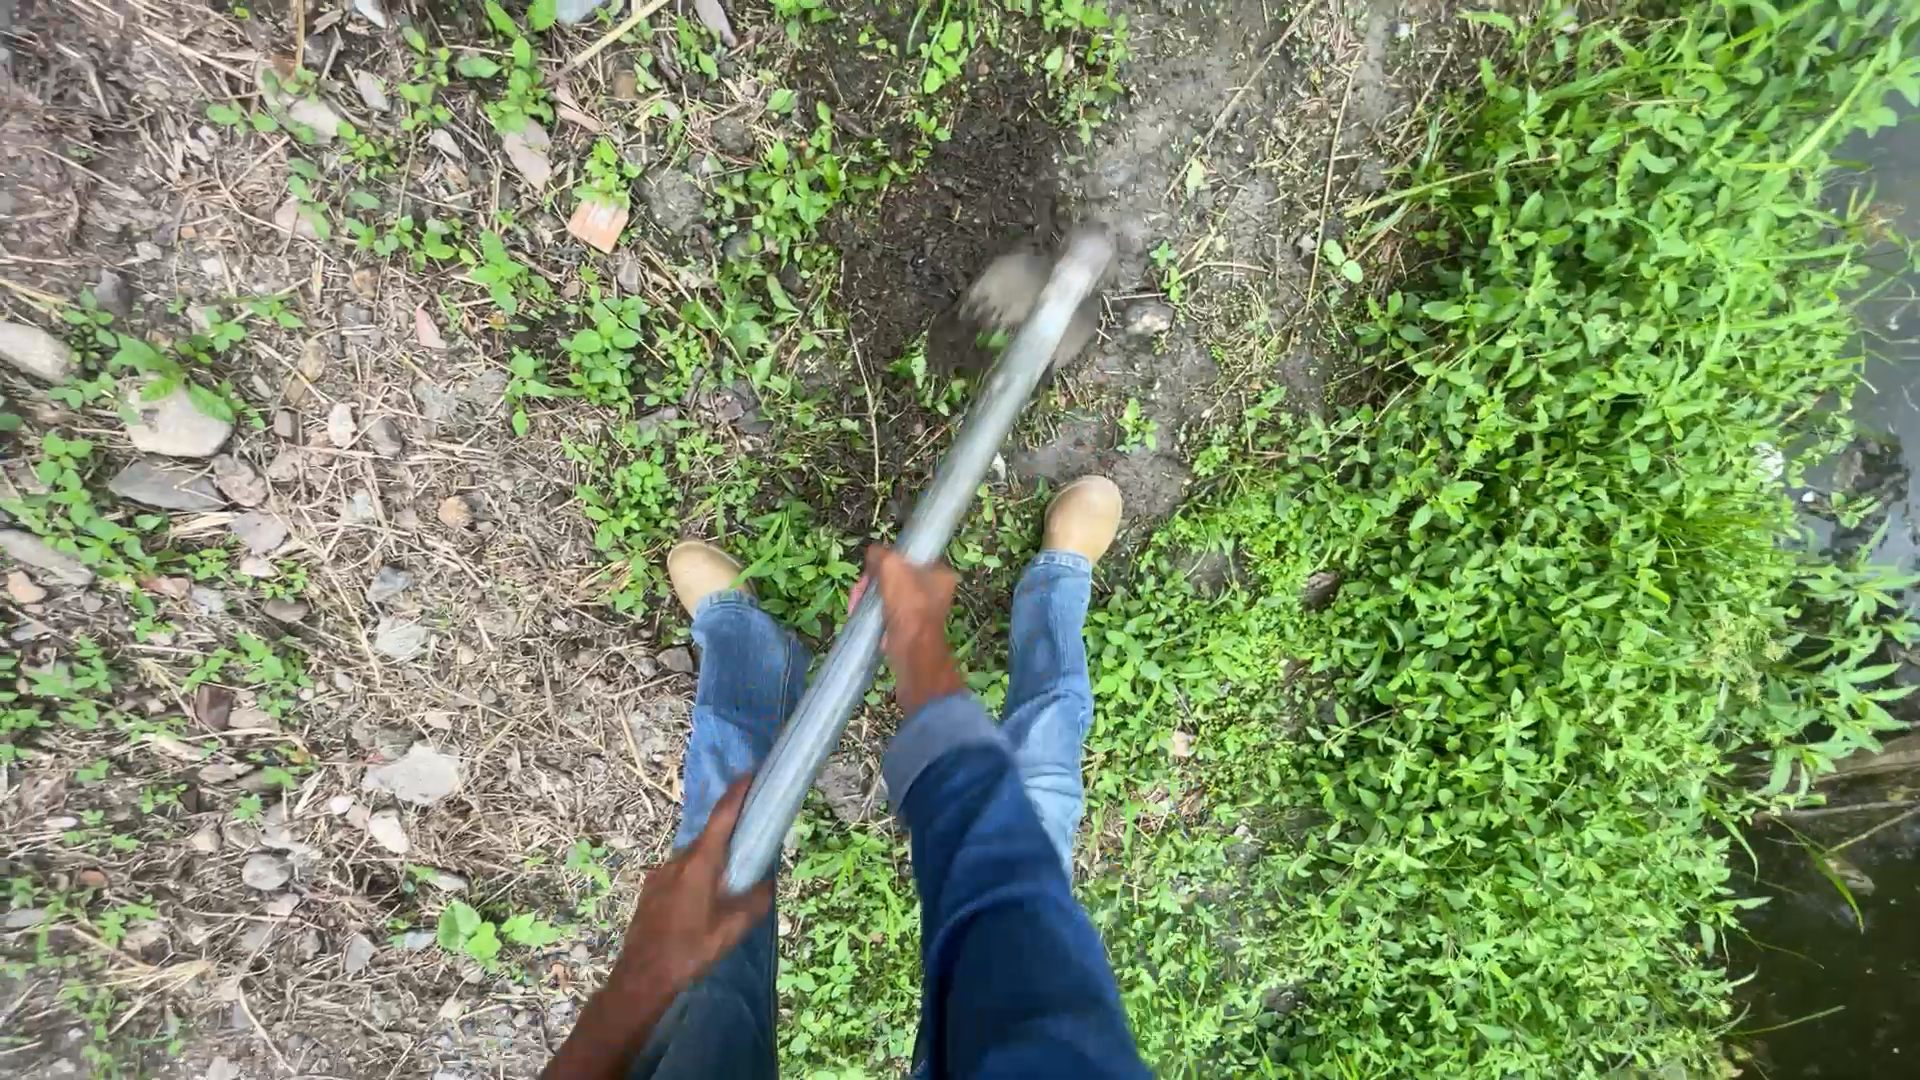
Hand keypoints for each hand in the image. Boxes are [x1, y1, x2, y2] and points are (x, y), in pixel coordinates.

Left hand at [610, 777, 771, 994]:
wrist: (641, 979)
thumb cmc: (691, 950)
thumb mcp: (733, 929)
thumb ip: (756, 901)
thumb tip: (768, 882)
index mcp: (701, 863)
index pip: (722, 817)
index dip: (737, 793)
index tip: (750, 774)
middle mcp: (679, 860)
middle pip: (709, 837)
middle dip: (729, 835)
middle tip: (749, 843)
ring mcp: (661, 874)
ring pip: (694, 857)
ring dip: (711, 861)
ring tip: (725, 883)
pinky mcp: (651, 889)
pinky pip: (680, 872)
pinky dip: (695, 875)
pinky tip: (700, 902)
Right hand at [860, 545, 965, 712]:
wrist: (911, 650)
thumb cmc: (909, 603)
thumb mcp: (892, 567)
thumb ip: (880, 554)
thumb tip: (873, 552)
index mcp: (940, 574)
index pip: (912, 558)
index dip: (889, 560)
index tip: (873, 568)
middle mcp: (934, 592)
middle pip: (896, 577)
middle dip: (873, 582)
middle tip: (860, 589)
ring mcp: (921, 612)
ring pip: (888, 595)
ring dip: (868, 597)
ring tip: (856, 603)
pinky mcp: (907, 628)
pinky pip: (886, 613)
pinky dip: (872, 613)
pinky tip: (858, 613)